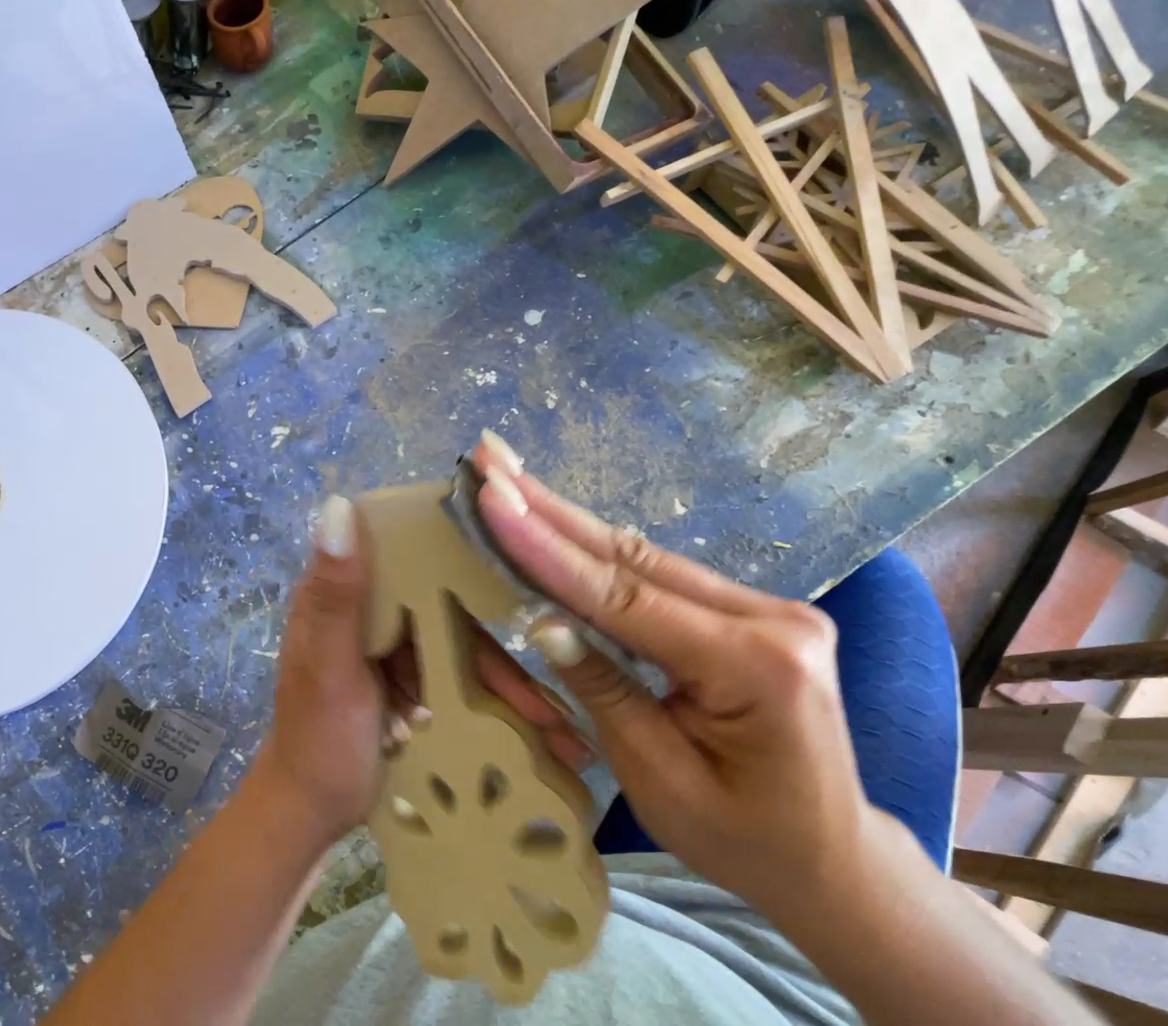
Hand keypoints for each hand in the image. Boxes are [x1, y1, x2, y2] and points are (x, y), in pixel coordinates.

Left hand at [253, 496, 593, 849]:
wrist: (310, 812)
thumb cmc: (315, 738)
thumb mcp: (328, 666)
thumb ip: (337, 595)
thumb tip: (339, 506)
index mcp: (343, 597)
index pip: (407, 557)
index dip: (460, 554)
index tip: (524, 562)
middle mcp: (371, 616)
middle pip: (448, 614)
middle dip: (505, 652)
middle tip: (562, 680)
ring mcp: (395, 655)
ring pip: (464, 656)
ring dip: (512, 691)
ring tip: (564, 734)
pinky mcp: (413, 689)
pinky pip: (463, 688)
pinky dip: (498, 712)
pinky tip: (544, 741)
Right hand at [471, 430, 872, 913]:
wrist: (829, 861)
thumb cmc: (742, 838)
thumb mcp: (659, 778)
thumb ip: (606, 691)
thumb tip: (542, 622)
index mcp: (756, 666)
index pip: (624, 597)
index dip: (548, 549)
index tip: (494, 500)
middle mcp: (771, 619)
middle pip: (633, 557)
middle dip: (550, 509)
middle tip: (490, 459)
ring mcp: (766, 611)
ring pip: (643, 558)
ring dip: (568, 522)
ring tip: (509, 480)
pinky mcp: (750, 615)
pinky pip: (659, 578)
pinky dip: (597, 553)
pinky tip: (557, 522)